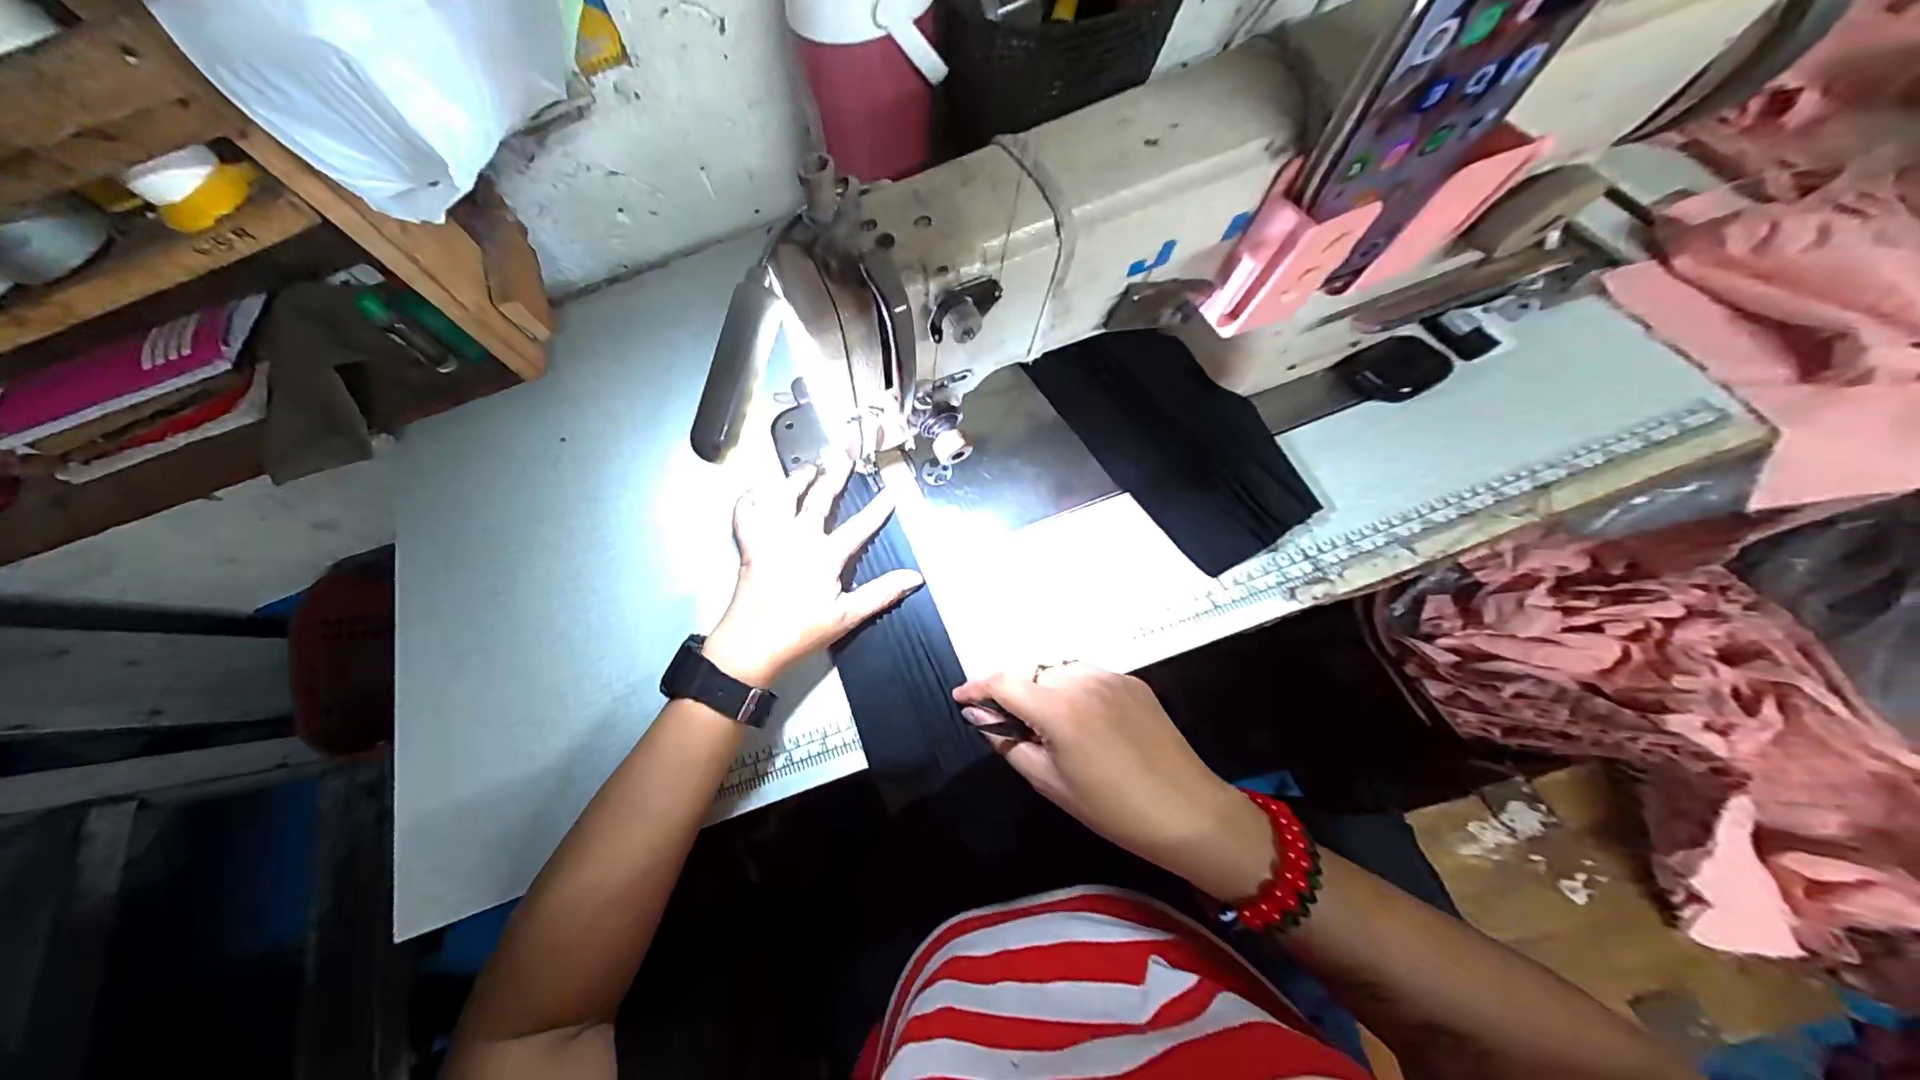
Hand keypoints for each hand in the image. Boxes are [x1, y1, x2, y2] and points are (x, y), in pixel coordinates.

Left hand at [702, 455, 922, 686]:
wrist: (750, 644)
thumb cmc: (798, 632)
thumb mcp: (847, 615)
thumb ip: (881, 593)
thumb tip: (913, 578)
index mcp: (824, 556)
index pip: (859, 526)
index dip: (878, 509)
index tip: (890, 494)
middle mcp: (797, 539)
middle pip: (820, 499)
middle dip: (836, 475)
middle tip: (846, 456)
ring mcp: (771, 539)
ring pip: (782, 496)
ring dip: (796, 479)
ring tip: (808, 466)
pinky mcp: (750, 546)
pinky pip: (746, 514)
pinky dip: (751, 499)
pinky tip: (757, 490)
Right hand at [954, 664, 1275, 901]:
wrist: (1187, 812)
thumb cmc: (1112, 809)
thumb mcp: (1049, 783)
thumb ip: (1009, 743)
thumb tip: (983, 719)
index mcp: (1058, 707)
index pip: (1004, 681)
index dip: (977, 688)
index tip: (962, 698)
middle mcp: (1083, 680)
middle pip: (1031, 672)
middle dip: (1012, 690)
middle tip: (1007, 722)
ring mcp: (1111, 677)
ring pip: (1059, 670)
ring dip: (1043, 687)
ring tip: (1045, 722)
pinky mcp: (1133, 682)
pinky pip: (1088, 675)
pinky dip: (1072, 689)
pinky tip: (1079, 719)